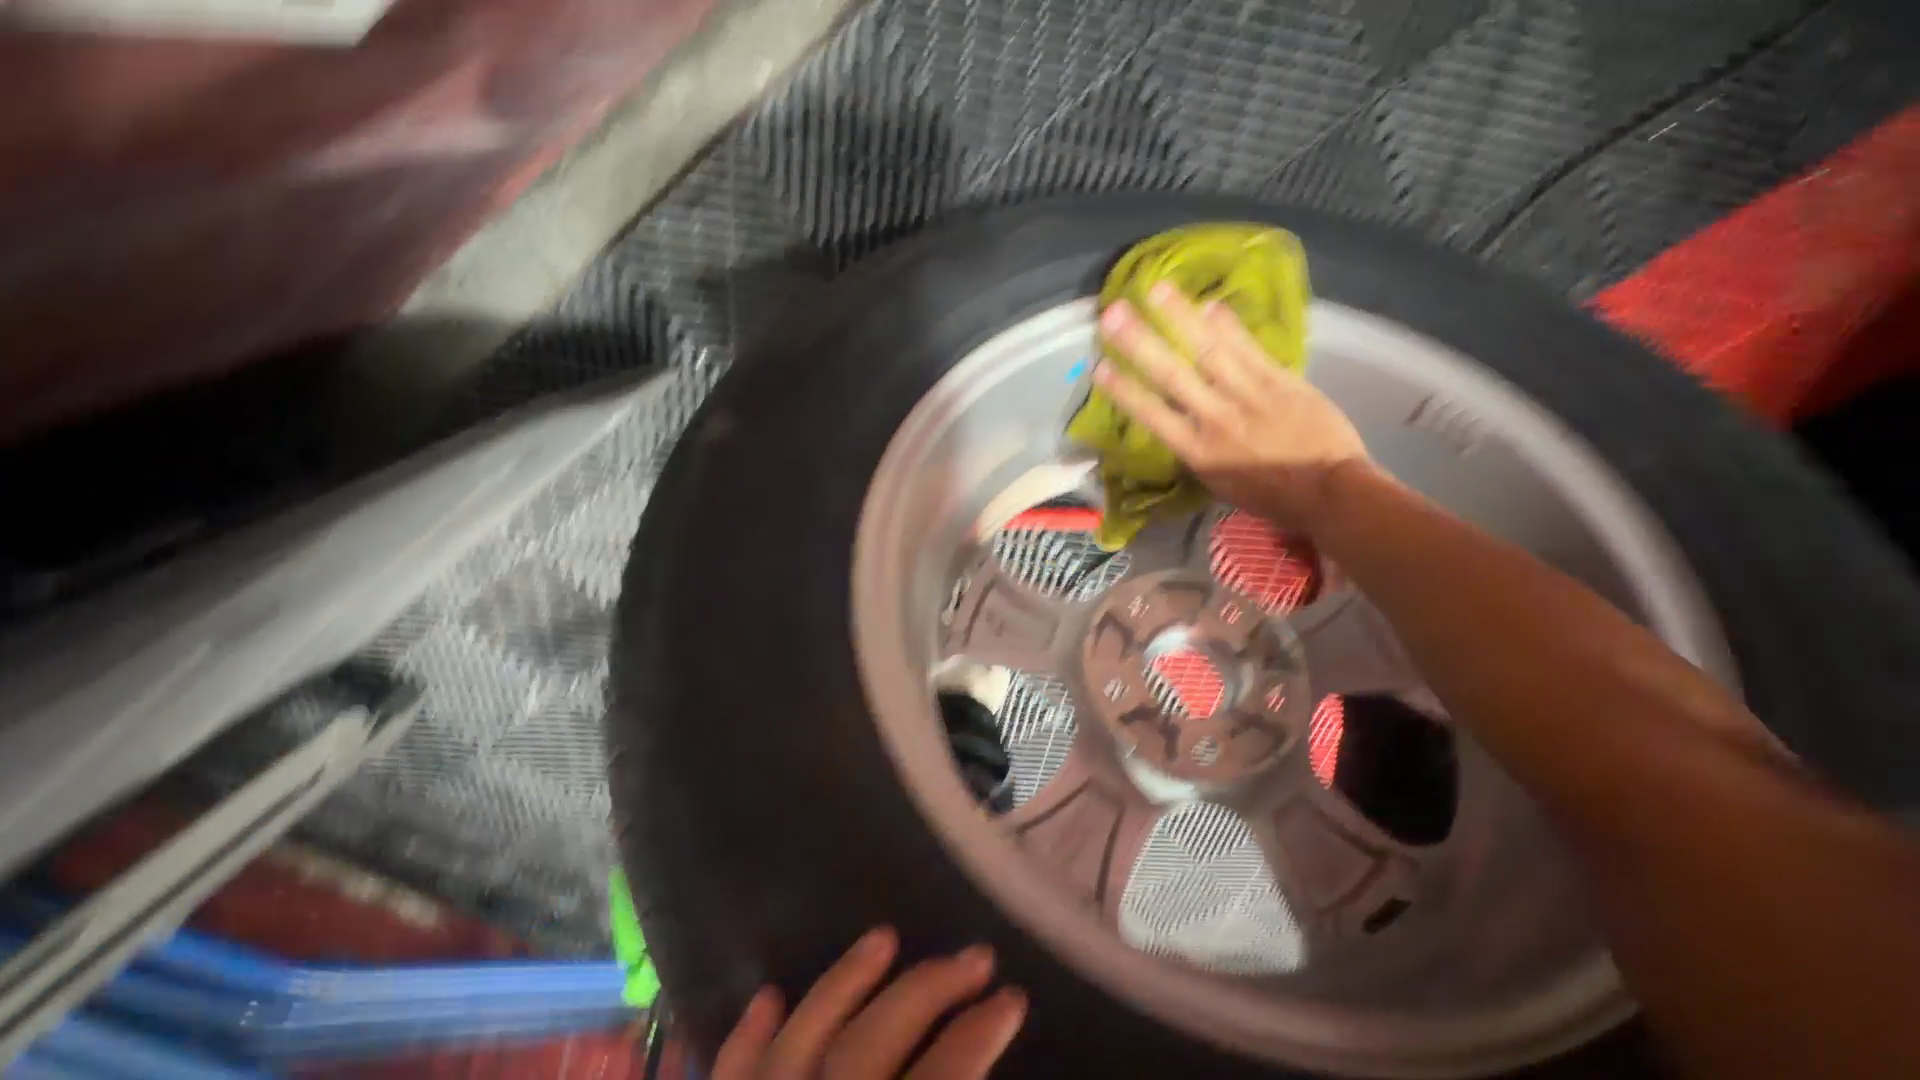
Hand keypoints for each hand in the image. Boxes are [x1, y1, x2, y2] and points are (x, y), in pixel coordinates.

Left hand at [708, 927, 1026, 1078]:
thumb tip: (967, 1066)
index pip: (939, 1078)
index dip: (979, 1035)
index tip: (1014, 998)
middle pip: (873, 1044)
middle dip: (928, 991)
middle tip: (977, 956)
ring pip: (801, 1037)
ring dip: (843, 983)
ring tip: (882, 937)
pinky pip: (728, 1068)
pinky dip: (747, 1033)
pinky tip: (769, 995)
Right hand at [1095, 283, 1374, 530]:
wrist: (1329, 492)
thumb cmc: (1273, 496)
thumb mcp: (1222, 482)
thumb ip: (1200, 449)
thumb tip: (1181, 421)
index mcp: (1198, 452)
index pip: (1152, 415)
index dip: (1125, 390)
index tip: (1100, 367)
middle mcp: (1216, 419)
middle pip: (1172, 374)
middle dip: (1140, 342)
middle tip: (1112, 313)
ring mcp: (1250, 397)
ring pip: (1208, 351)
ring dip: (1179, 318)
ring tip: (1156, 289)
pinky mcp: (1281, 382)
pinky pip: (1249, 349)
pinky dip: (1228, 326)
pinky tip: (1208, 304)